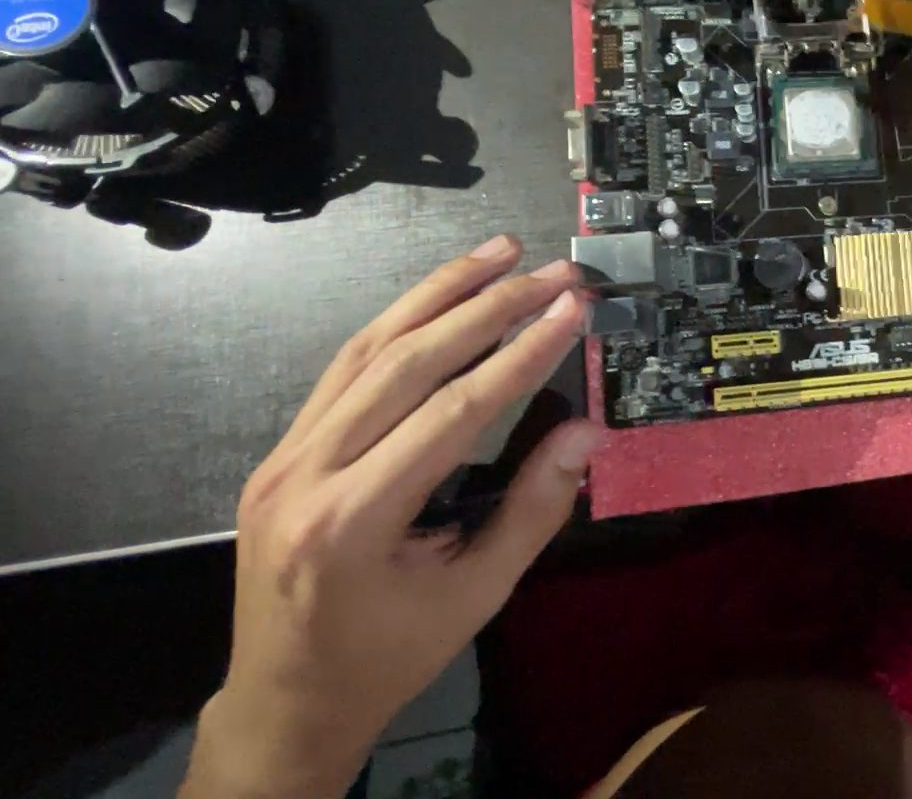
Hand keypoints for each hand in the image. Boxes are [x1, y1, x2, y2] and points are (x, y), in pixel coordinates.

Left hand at [181, 236, 602, 798]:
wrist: (287, 698)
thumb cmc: (391, 652)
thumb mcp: (480, 592)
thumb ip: (535, 507)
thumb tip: (587, 431)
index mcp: (353, 518)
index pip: (456, 409)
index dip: (523, 352)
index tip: (572, 307)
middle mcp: (306, 471)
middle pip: (409, 362)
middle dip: (490, 305)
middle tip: (552, 271)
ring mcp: (285, 454)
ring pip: (368, 348)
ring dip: (441, 292)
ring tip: (500, 251)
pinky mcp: (286, 448)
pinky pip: (347, 367)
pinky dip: (402, 320)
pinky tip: (442, 296)